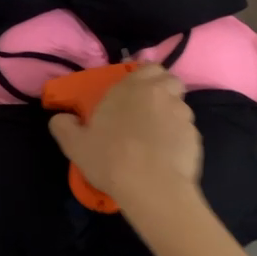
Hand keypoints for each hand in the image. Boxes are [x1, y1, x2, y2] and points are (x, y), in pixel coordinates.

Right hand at [48, 65, 201, 215]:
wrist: (152, 188)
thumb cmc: (111, 158)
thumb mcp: (75, 145)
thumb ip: (64, 126)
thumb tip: (60, 118)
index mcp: (131, 87)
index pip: (147, 67)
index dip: (144, 77)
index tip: (135, 92)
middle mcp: (160, 94)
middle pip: (170, 80)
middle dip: (163, 89)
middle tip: (149, 109)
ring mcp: (182, 115)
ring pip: (181, 106)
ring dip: (171, 115)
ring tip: (158, 136)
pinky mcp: (196, 139)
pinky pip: (187, 132)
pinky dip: (179, 139)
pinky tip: (167, 156)